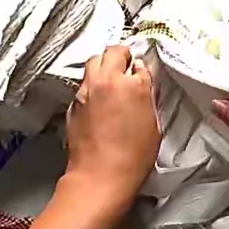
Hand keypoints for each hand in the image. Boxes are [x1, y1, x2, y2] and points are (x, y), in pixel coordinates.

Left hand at [62, 45, 158, 209]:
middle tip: (127, 66)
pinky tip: (98, 100)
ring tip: (110, 79)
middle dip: (121, 55)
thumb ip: (147, 99)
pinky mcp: (74, 103)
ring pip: (93, 62)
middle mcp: (107, 81)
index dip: (142, 70)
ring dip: (103, 65)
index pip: (140, 65)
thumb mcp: (154, 126)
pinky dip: (91, 85)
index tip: (142, 76)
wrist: (100, 176)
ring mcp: (87, 91)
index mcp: (133, 85)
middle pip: (113, 52)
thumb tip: (142, 86)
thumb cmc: (132, 157)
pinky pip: (83, 84)